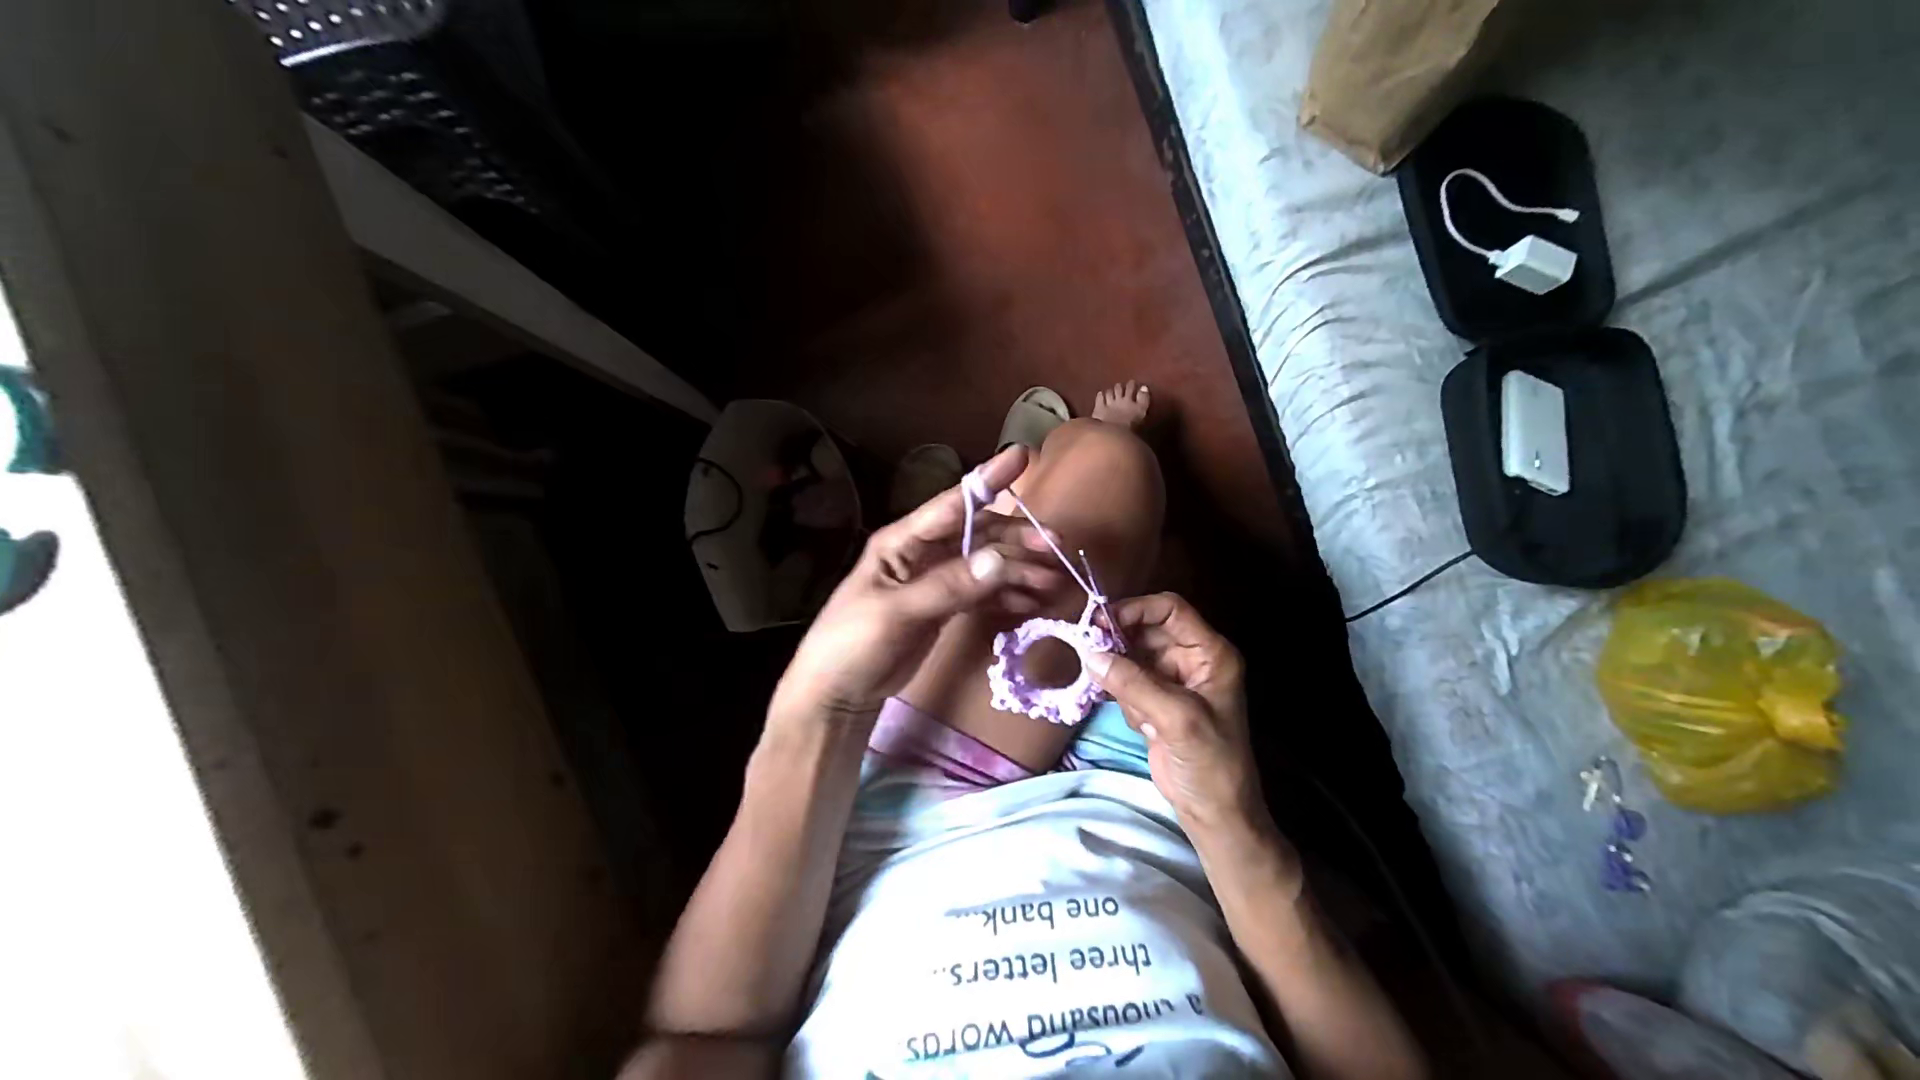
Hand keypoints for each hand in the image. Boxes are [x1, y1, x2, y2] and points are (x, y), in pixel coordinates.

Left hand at [769, 445, 1064, 730]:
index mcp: (902, 542)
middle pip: (978, 536)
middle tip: (1056, 548)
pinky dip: (1007, 595)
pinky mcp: (943, 609)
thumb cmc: (851, 644)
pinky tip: (1031, 601)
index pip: (951, 505)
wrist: (835, 694)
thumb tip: (1000, 559)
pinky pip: (982, 593)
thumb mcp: (896, 612)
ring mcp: (935, 582)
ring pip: (986, 566)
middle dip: (1017, 539)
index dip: (987, 480)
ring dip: (1019, 570)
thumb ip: (948, 586)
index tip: (1022, 456)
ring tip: (1053, 581)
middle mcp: (922, 554)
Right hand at [1086, 593, 1264, 832]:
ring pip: (1131, 654)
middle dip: (1119, 641)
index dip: (1136, 609)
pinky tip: (1137, 721)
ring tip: (1123, 700)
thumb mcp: (1177, 718)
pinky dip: (1119, 693)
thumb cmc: (1210, 763)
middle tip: (1090, 653)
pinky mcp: (1154, 701)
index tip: (1100, 622)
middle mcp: (1191, 660)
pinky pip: (1126, 680)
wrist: (1214, 813)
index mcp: (1210, 654)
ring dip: (1118, 671)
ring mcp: (1171, 681)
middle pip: (1145, 629)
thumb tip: (1092, 654)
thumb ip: (1134, 683)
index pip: (1170, 610)